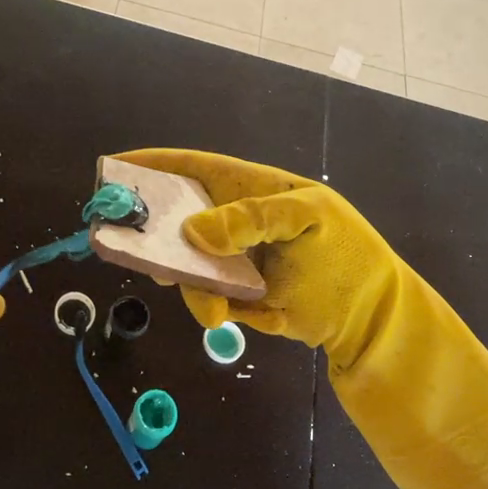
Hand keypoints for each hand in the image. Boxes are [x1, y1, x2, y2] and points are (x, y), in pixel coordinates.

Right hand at [114, 149, 487, 488]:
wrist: (372, 323)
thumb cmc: (347, 257)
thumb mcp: (309, 221)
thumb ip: (252, 218)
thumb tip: (193, 230)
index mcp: (252, 189)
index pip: (196, 168)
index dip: (155, 166)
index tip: (116, 168)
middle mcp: (233, 221)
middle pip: (177, 215)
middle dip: (154, 228)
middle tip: (131, 244)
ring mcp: (231, 259)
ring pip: (184, 260)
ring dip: (183, 276)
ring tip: (207, 300)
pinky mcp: (234, 293)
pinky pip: (202, 292)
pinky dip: (203, 302)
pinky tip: (220, 313)